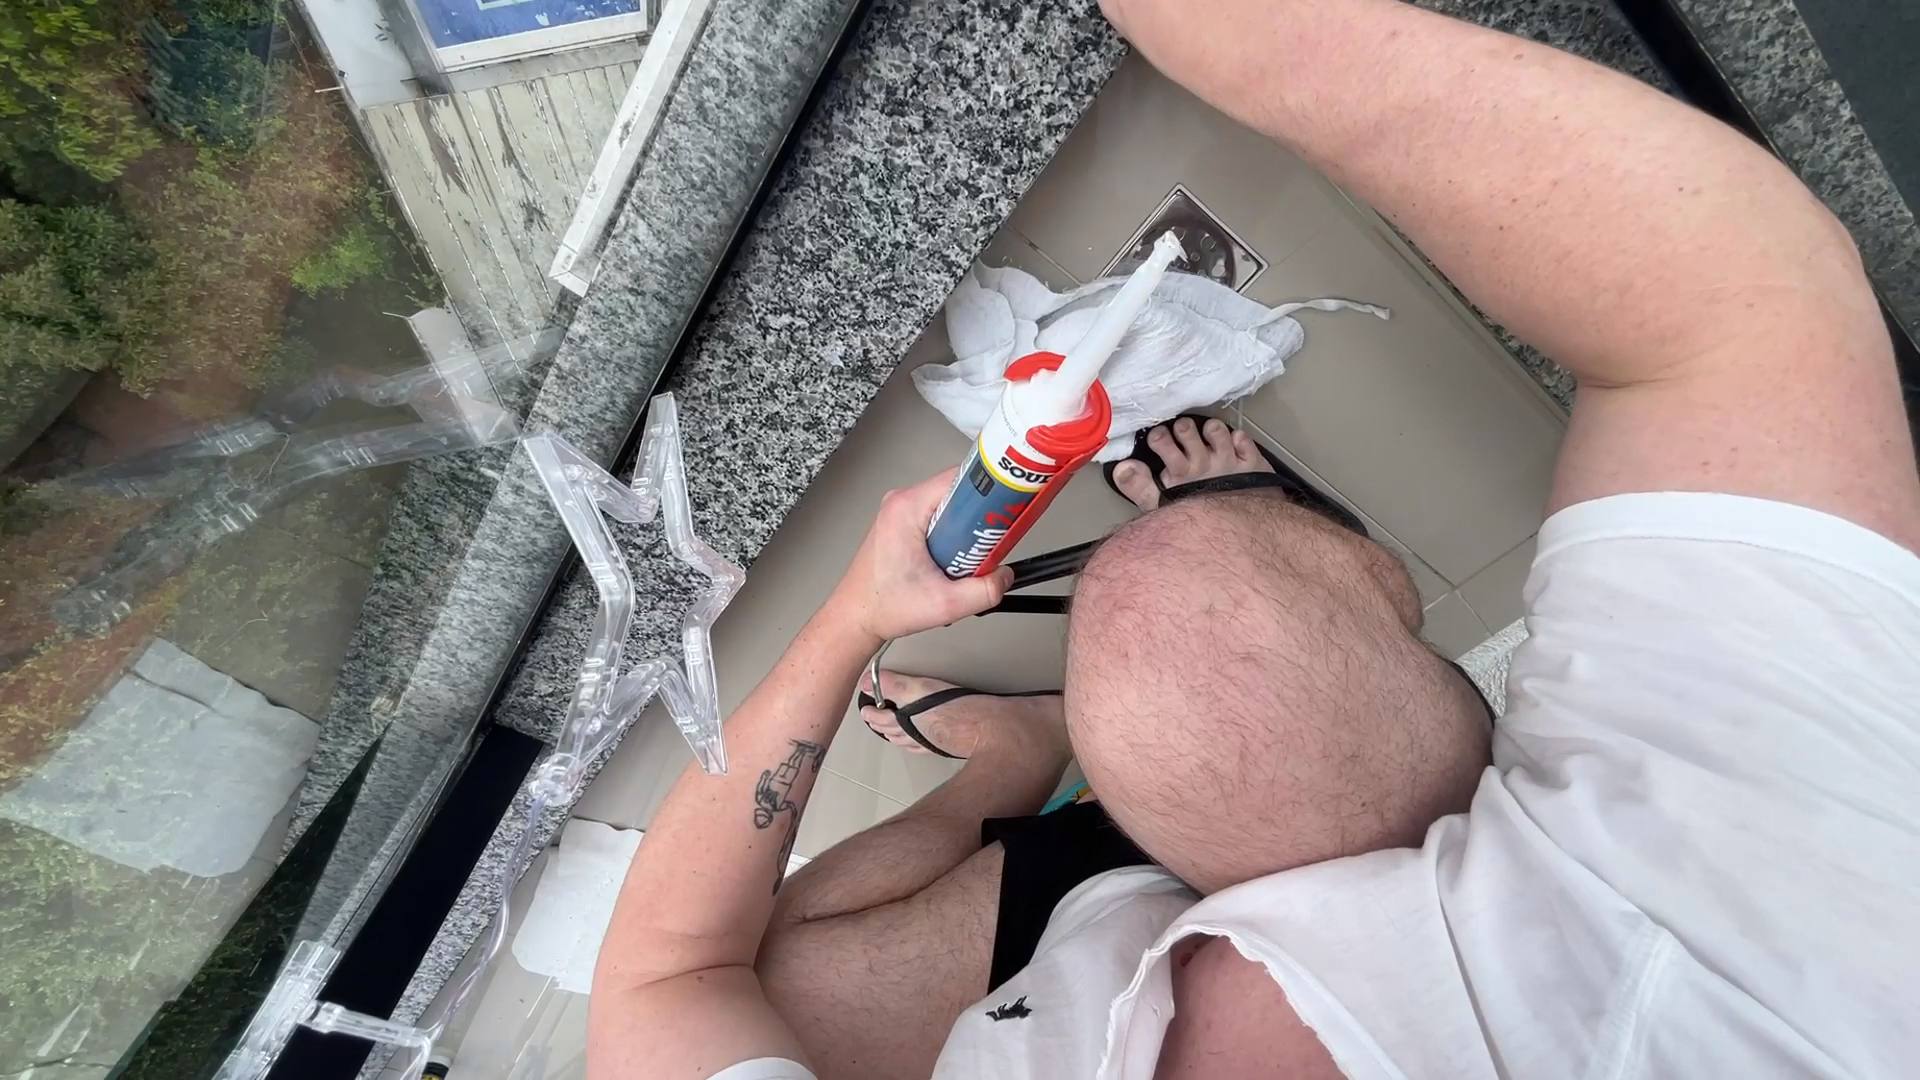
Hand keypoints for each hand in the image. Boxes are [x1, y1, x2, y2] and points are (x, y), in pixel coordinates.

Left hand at [828, 468, 1014, 643]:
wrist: (856, 616)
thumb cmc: (882, 605)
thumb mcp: (943, 604)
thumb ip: (984, 592)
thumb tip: (1005, 576)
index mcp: (906, 508)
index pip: (960, 478)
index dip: (989, 490)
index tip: (1006, 505)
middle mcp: (901, 503)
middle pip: (958, 491)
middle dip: (980, 516)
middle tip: (988, 543)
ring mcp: (900, 511)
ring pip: (950, 505)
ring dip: (967, 528)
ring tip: (968, 556)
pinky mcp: (903, 522)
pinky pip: (939, 515)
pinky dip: (954, 533)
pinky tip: (954, 557)